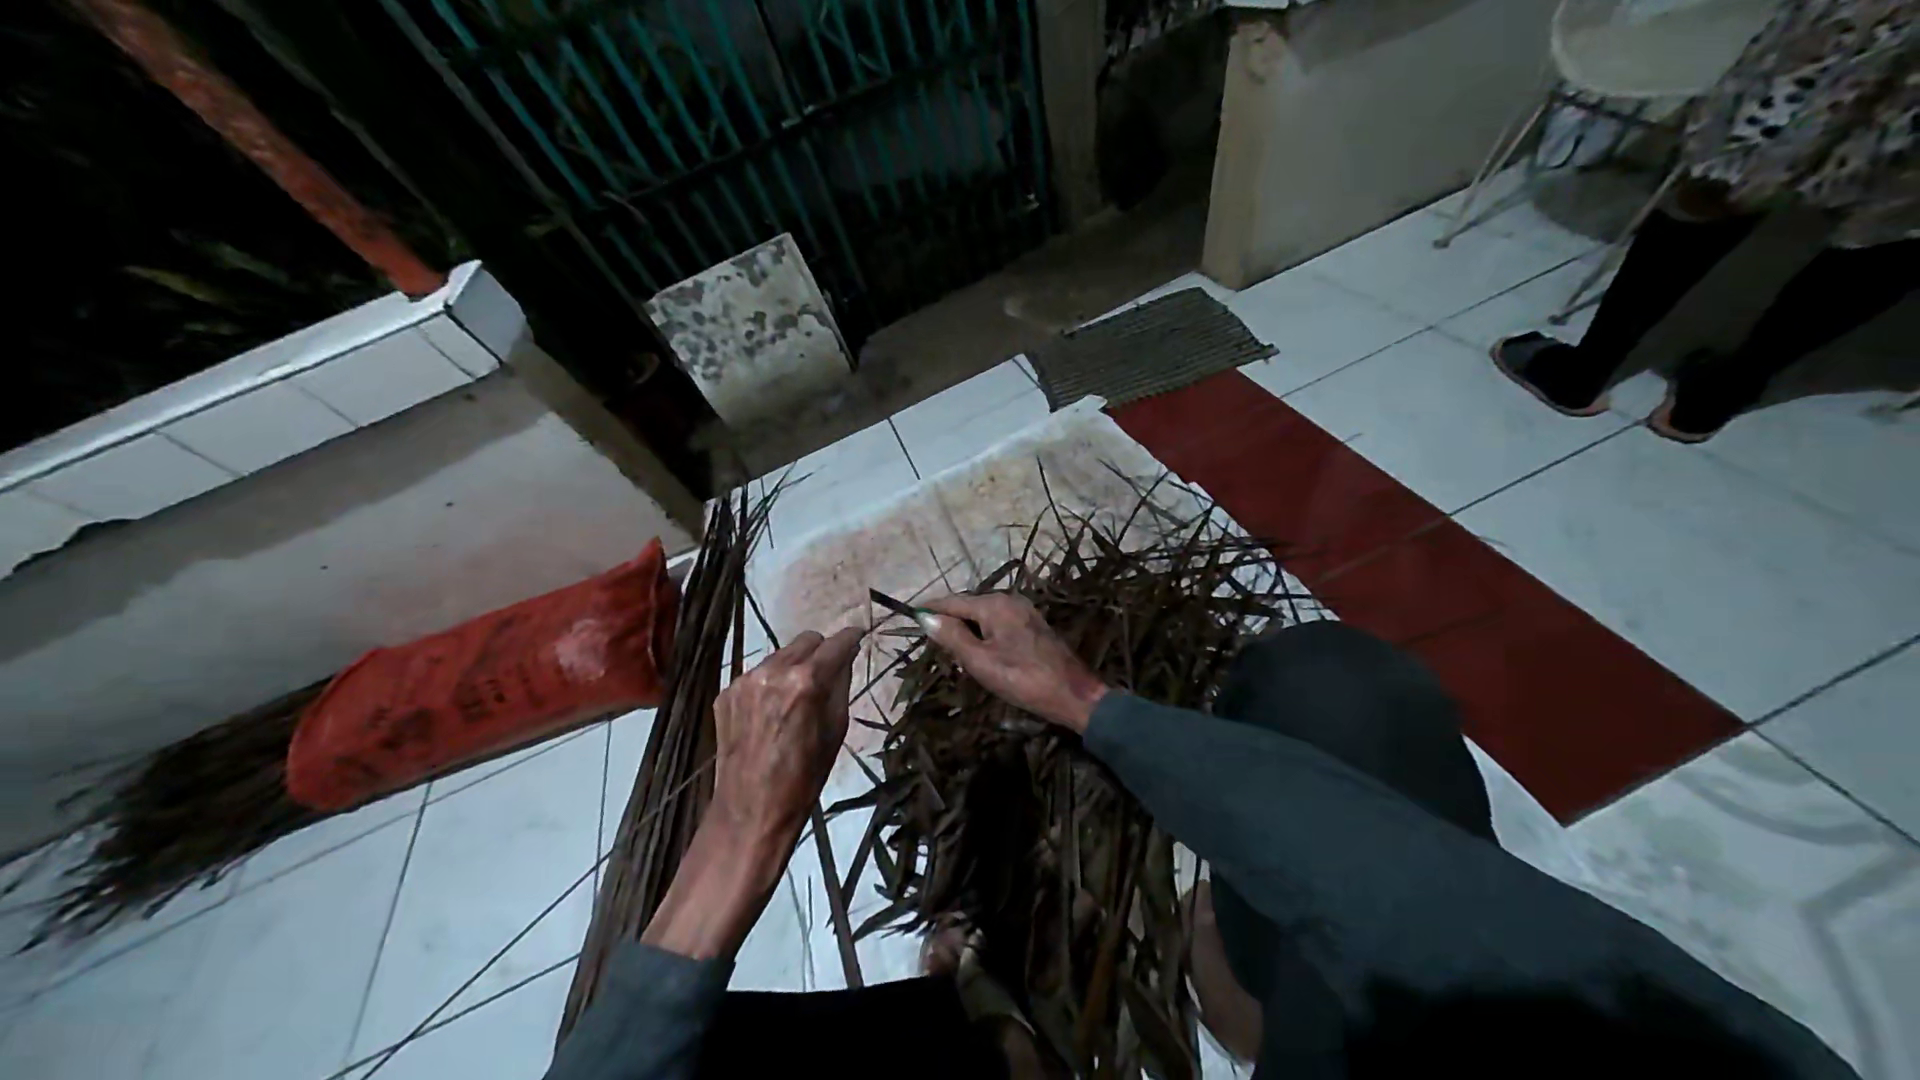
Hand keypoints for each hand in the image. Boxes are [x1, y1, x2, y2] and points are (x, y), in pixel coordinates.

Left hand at [642, 625, 861, 960]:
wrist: (750, 810)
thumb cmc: (804, 776)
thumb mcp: (836, 730)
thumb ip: (841, 684)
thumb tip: (845, 656)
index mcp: (806, 681)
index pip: (837, 642)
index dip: (851, 639)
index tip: (858, 638)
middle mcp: (773, 671)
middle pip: (807, 639)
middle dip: (821, 651)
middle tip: (826, 675)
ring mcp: (745, 680)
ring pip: (781, 654)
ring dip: (794, 666)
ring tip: (795, 700)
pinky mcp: (726, 692)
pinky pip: (758, 674)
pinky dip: (770, 684)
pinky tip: (770, 713)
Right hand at [920, 593, 1109, 732]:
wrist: (1072, 694)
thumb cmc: (1022, 679)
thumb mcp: (980, 661)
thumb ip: (952, 637)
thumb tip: (926, 617)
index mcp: (994, 604)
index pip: (952, 601)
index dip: (930, 609)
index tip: (908, 616)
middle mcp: (1009, 600)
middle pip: (968, 606)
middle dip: (948, 621)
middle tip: (928, 641)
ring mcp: (1023, 611)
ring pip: (983, 616)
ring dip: (965, 629)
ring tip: (949, 650)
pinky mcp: (1031, 626)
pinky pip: (997, 623)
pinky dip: (982, 634)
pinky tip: (977, 652)